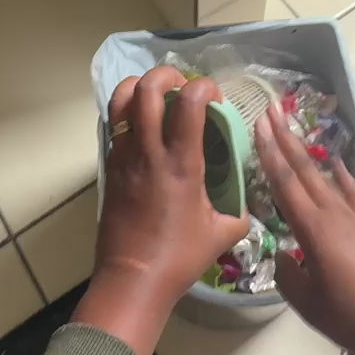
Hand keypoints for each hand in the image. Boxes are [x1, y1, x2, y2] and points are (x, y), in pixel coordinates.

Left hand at [74, 67, 250, 354]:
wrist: (132, 279)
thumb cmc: (178, 257)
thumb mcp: (222, 233)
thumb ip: (238, 209)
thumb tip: (245, 198)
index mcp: (181, 163)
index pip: (190, 102)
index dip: (205, 87)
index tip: (215, 99)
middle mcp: (149, 151)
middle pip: (148, 88)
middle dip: (168, 75)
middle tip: (183, 86)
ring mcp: (124, 155)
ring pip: (122, 99)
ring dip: (141, 86)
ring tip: (158, 94)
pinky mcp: (110, 165)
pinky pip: (114, 122)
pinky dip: (128, 110)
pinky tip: (144, 123)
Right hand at [254, 102, 354, 354]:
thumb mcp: (309, 305)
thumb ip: (288, 276)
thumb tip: (283, 256)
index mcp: (314, 230)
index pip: (285, 183)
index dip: (269, 152)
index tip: (259, 124)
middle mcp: (335, 214)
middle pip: (304, 169)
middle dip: (284, 138)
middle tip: (270, 110)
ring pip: (326, 177)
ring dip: (306, 153)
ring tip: (294, 132)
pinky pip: (352, 192)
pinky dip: (343, 175)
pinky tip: (338, 164)